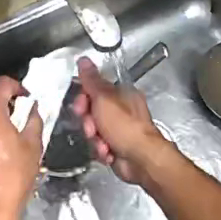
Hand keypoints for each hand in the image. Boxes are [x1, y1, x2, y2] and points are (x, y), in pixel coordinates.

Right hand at [74, 56, 177, 185]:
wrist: (140, 159)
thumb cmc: (125, 126)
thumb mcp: (104, 98)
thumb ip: (91, 80)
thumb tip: (83, 59)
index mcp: (121, 93)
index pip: (94, 90)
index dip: (83, 99)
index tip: (80, 107)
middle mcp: (121, 110)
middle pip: (91, 112)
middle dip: (88, 123)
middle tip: (92, 128)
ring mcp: (119, 129)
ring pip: (93, 130)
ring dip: (94, 139)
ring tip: (103, 144)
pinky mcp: (116, 147)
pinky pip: (98, 145)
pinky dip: (101, 150)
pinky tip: (108, 153)